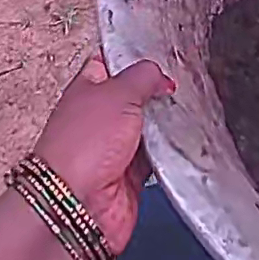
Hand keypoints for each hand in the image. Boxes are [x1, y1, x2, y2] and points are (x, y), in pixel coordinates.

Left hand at [33, 54, 175, 253]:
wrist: (77, 204)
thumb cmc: (82, 144)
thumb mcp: (119, 92)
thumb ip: (144, 76)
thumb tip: (160, 75)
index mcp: (90, 87)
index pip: (112, 62)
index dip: (133, 57)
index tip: (158, 54)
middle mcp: (101, 115)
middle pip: (136, 96)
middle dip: (156, 92)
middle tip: (176, 86)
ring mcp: (114, 146)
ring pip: (149, 126)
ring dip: (163, 124)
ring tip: (181, 114)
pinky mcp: (129, 175)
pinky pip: (156, 158)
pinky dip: (166, 153)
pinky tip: (178, 143)